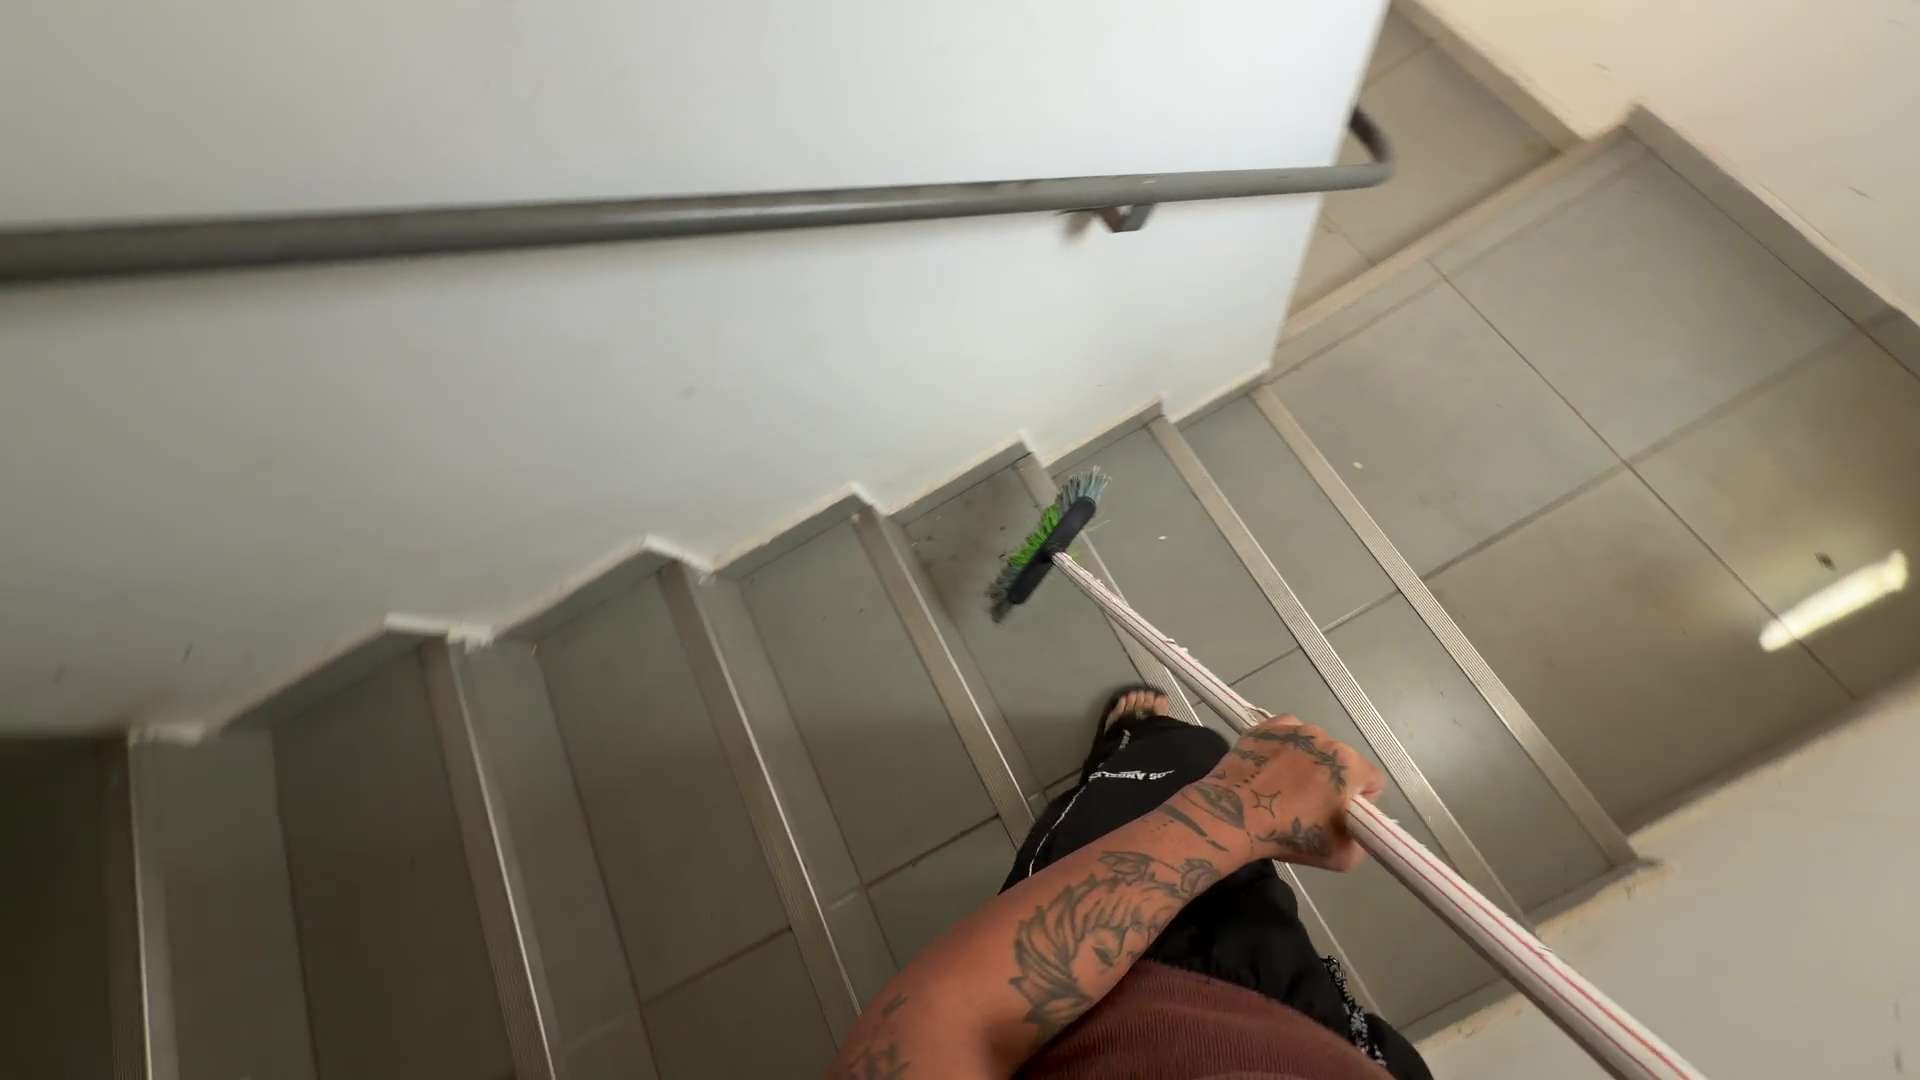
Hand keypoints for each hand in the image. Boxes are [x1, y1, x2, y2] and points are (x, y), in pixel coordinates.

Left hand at [1179, 714, 1385, 870]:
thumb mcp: (1343, 855)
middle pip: (1342, 760)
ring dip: (1309, 761)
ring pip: (1314, 745)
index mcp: (1349, 765)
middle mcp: (1324, 738)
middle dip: (1334, 780)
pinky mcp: (1264, 726)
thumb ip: (1364, 838)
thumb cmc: (1290, 835)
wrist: (1233, 815)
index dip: (1362, 800)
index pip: (1372, 780)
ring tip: (1286, 785)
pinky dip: (1285, 744)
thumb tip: (1360, 826)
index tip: (1342, 814)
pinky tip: (1273, 764)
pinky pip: (1286, 731)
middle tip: (1311, 802)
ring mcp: (1292, 728)